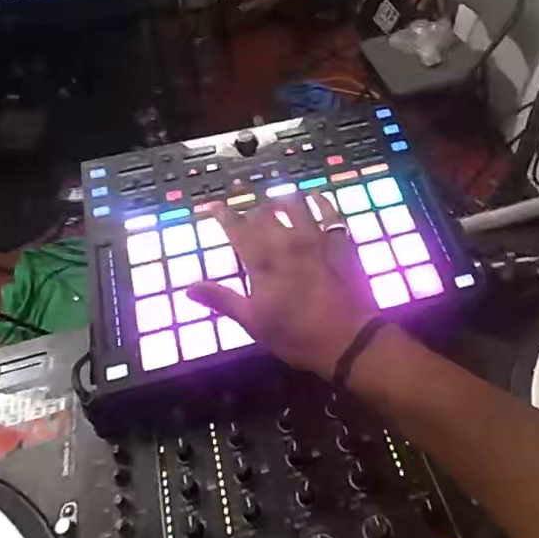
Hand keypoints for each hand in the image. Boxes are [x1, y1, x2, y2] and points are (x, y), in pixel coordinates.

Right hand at [186, 194, 376, 375]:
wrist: (349, 341)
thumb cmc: (296, 336)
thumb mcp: (252, 322)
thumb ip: (221, 299)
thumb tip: (189, 288)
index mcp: (262, 262)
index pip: (237, 229)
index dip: (223, 215)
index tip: (214, 207)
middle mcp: (287, 243)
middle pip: (264, 214)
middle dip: (250, 210)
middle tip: (243, 209)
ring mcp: (316, 240)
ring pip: (295, 206)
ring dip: (281, 201)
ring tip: (273, 200)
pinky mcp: (341, 244)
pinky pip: (330, 213)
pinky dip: (321, 202)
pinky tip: (315, 196)